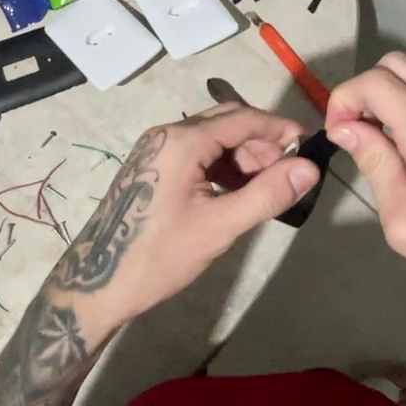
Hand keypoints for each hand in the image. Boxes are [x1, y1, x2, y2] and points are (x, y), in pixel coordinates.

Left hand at [49, 105, 321, 344]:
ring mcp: (156, 149)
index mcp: (181, 141)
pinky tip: (235, 194)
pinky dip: (222, 166)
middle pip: (228, 122)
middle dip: (262, 143)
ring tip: (263, 191)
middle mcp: (167, 134)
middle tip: (286, 175)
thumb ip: (266, 195)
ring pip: (213, 138)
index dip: (279, 130)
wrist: (95, 286)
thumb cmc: (157, 257)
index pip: (243, 118)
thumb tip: (310, 169)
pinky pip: (197, 153)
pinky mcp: (152, 166)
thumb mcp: (218, 228)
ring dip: (243, 156)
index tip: (309, 147)